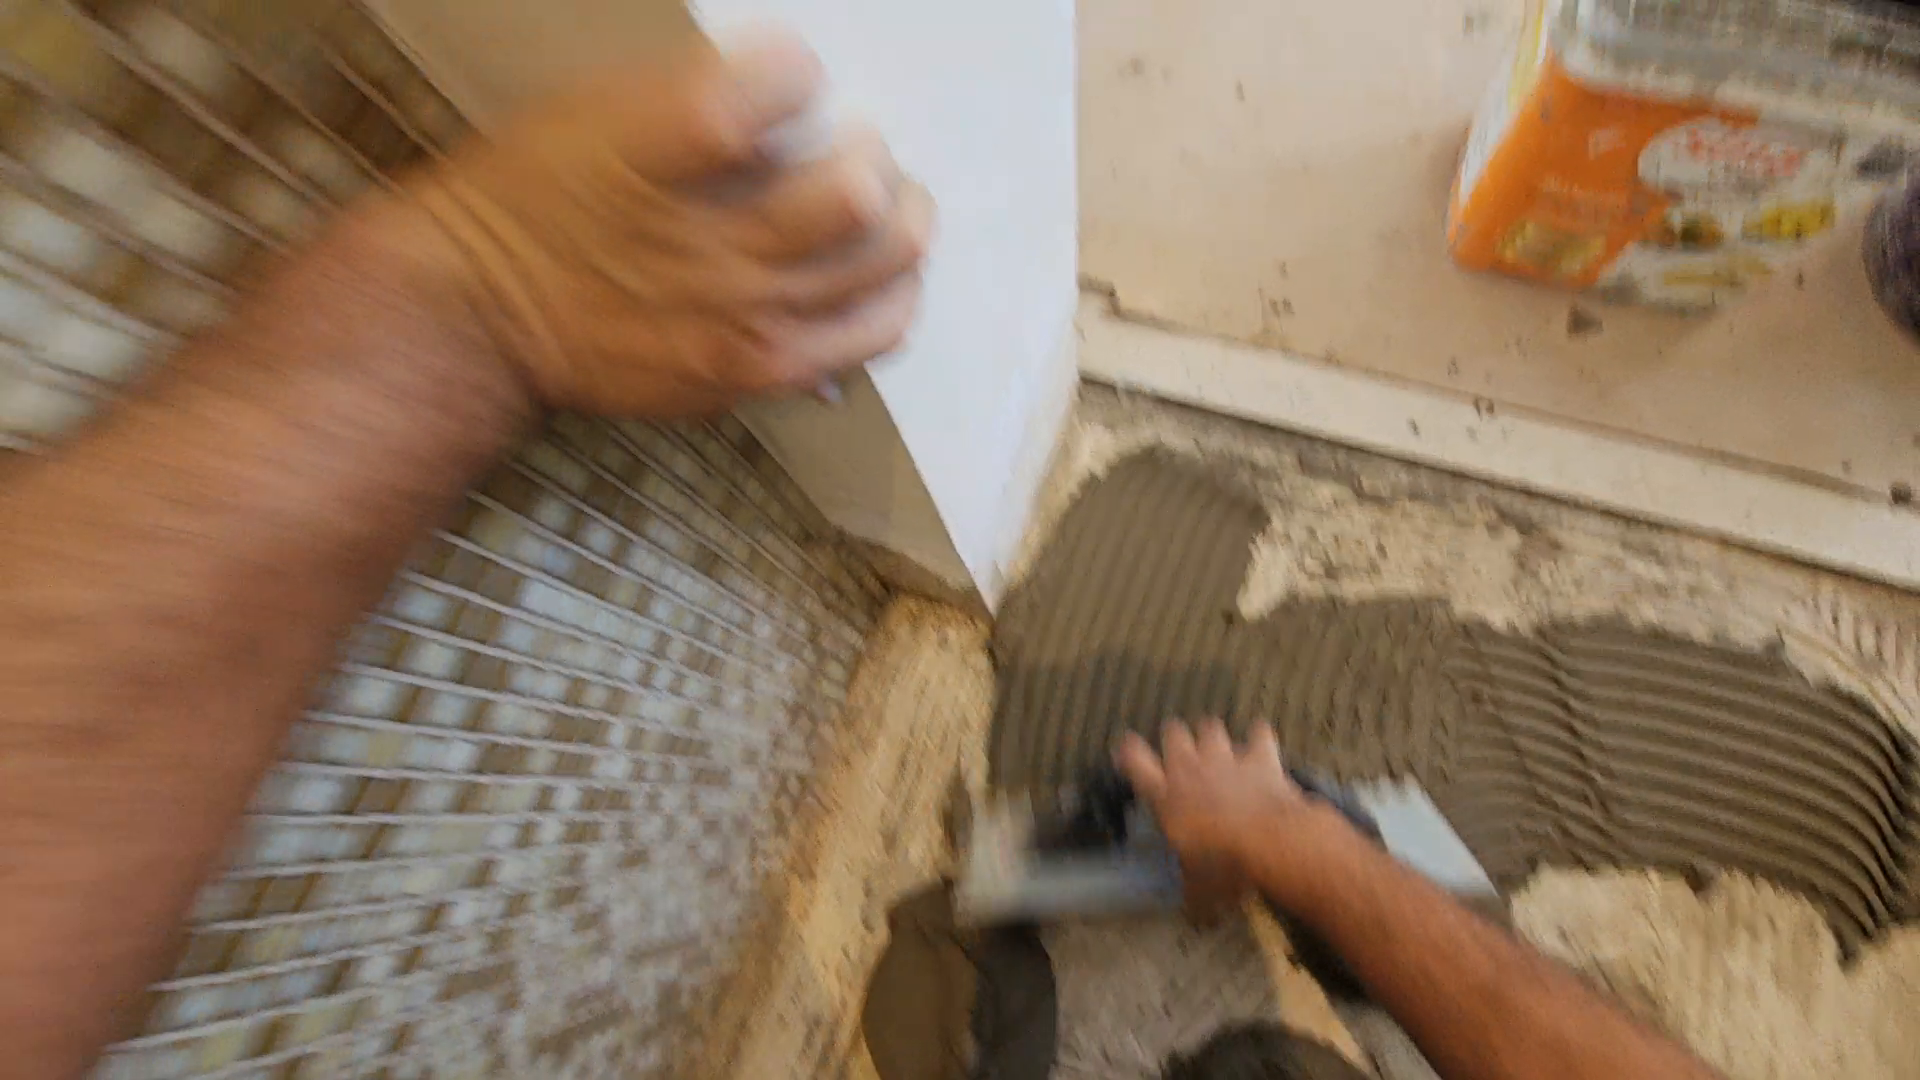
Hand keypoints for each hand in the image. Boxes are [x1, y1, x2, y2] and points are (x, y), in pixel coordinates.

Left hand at [398, 31, 933, 416]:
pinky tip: (778, 72)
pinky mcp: (653, 153)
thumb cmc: (592, 351)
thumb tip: (834, 343)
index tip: (874, 240)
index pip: (894, 315)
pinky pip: (752, 98)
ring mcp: (711, 233)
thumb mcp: (704, 390)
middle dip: (895, 199)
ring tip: (825, 126)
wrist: (474, 314)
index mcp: (779, 358)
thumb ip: (779, 365)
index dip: (898, 269)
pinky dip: (784, 73)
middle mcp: (763, 304)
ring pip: (851, 184)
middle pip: (893, 243)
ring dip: (858, 143)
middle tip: (857, 174)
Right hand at [1116, 720, 1335, 918]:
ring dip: (1213, 736)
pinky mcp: (1260, 758)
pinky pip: (1259, 736)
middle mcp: (1189, 769)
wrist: (1271, 842)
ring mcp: (1225, 758)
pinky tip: (1261, 741)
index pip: (1135, 763)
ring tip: (1219, 746)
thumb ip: (1191, 889)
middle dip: (1176, 738)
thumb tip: (1194, 914)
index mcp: (1165, 796)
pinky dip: (1260, 738)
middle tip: (1181, 750)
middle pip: (1173, 734)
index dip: (1129, 752)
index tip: (1126, 749)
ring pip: (1211, 728)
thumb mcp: (1200, 888)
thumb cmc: (1224, 865)